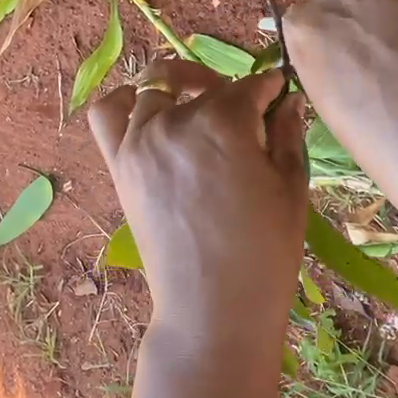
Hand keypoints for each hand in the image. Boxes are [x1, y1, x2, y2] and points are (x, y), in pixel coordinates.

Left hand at [88, 62, 306, 349]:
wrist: (213, 311)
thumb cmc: (265, 253)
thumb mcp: (290, 189)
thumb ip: (288, 134)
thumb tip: (287, 99)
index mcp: (224, 123)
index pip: (251, 86)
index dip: (271, 87)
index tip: (279, 92)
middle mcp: (175, 120)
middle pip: (208, 88)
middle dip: (233, 95)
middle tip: (250, 119)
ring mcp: (140, 140)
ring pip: (156, 87)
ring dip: (181, 89)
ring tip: (199, 109)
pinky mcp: (119, 164)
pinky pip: (107, 113)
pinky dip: (124, 102)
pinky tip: (148, 114)